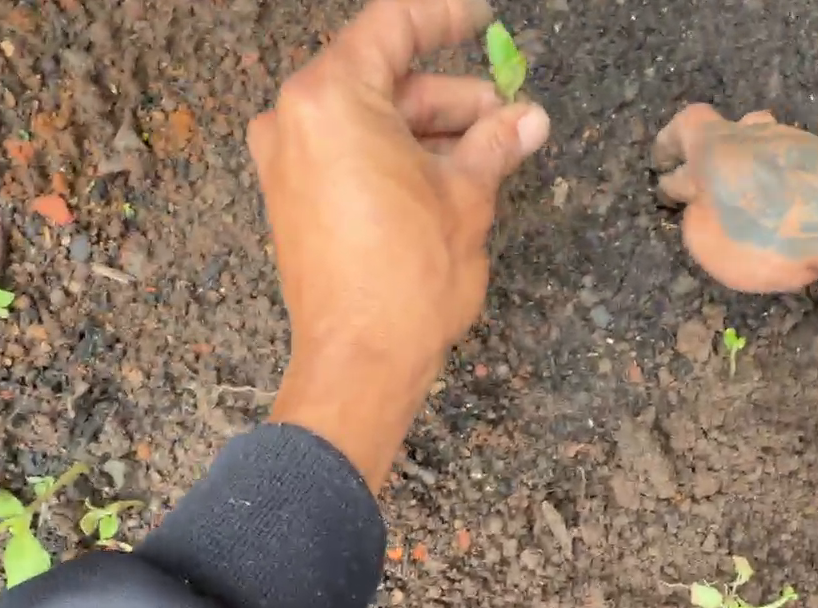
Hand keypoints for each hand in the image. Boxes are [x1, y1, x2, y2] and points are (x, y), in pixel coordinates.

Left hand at [251, 0, 549, 489]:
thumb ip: (494, 145)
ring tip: (486, 158)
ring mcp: (288, 165)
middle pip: (384, 83)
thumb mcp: (465, 201)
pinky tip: (442, 183)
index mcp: (331, 98)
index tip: (482, 21)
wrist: (360, 362)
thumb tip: (529, 119)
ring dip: (427, 136)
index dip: (444, 19)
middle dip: (450, 101)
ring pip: (369, 127)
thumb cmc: (409, 280)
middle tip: (506, 120)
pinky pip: (349, 161)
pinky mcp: (294, 205)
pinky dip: (394, 162)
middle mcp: (295, 120)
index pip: (393, 28)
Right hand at [652, 105, 817, 312]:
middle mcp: (758, 135)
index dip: (670, 141)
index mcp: (717, 146)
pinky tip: (782, 217)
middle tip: (702, 190)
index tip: (661, 160)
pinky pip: (792, 172)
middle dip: (711, 162)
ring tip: (744, 208)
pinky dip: (778, 191)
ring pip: (763, 151)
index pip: (686, 125)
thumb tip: (703, 209)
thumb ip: (696, 221)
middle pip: (728, 134)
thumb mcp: (706, 242)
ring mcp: (799, 145)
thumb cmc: (765, 235)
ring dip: (748, 176)